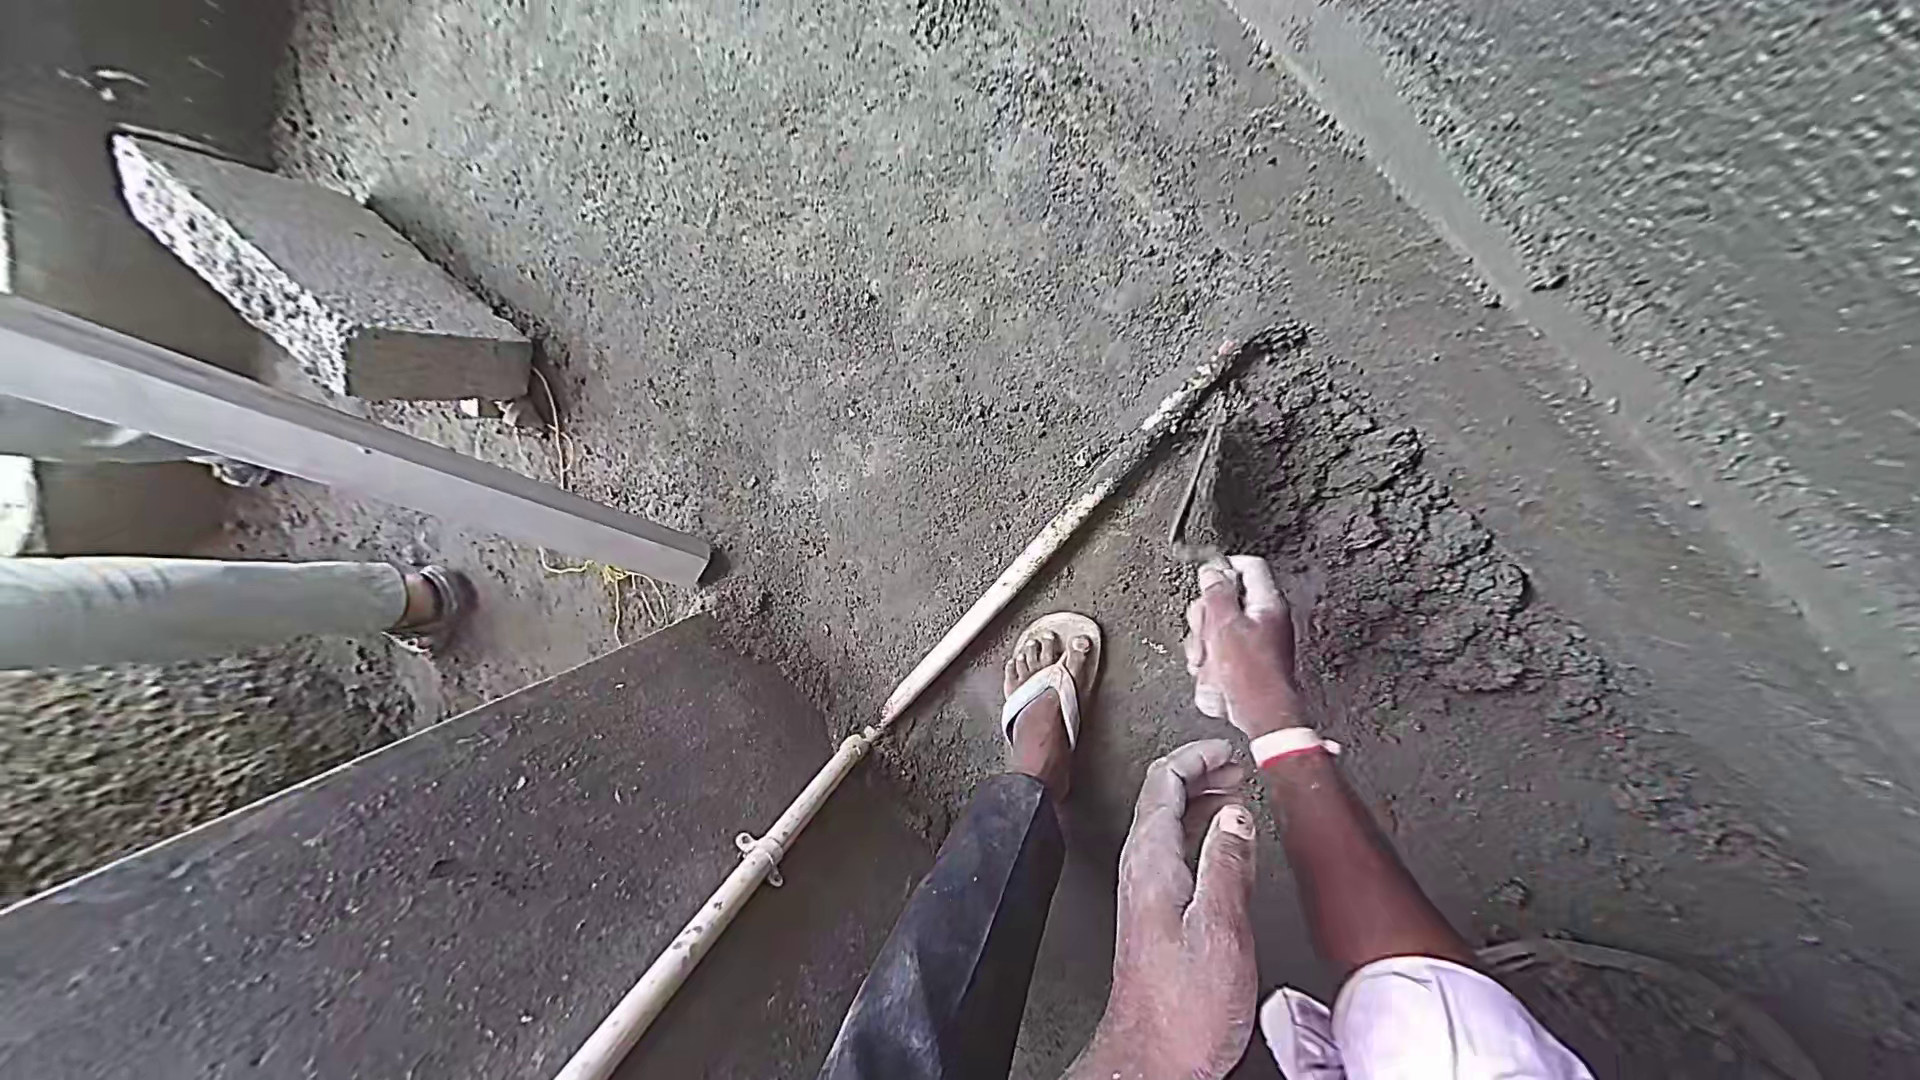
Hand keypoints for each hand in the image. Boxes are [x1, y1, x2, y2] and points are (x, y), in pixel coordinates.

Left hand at [1067, 740, 1258, 1079]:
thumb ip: (1228, 863)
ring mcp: (1144, 880)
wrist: (1152, 1052)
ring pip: (1168, 816)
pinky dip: (1199, 824)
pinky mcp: (1153, 901)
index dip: (1196, 757)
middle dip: (1200, 769)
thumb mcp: (1220, 928)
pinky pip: (1173, 842)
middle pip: (1163, 792)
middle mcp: (1142, 861)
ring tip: (1233, 789)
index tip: (1226, 750)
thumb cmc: (1184, 1003)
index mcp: (1152, 856)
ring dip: (1200, 796)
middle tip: (1235, 764)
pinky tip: (1222, 837)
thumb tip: (1237, 814)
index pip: (1165, 780)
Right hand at [1183, 555, 1302, 737]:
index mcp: (1266, 604)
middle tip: (1204, 632)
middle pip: (1224, 598)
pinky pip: (1216, 649)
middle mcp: (1263, 619)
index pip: (1249, 566)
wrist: (1259, 715)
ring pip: (1214, 626)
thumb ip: (1216, 592)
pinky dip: (1208, 659)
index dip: (1224, 567)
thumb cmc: (1250, 673)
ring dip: (1202, 642)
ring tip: (1206, 660)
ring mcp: (1253, 640)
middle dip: (1204, 616)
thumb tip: (1211, 571)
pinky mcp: (1242, 659)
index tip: (1205, 578)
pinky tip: (1211, 672)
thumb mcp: (1225, 624)